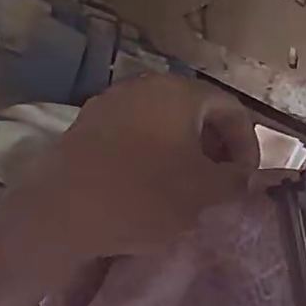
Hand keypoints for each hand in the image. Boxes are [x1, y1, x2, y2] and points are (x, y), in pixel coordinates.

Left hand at [12, 75, 259, 259]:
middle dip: (217, 147)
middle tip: (222, 182)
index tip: (246, 178)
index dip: (248, 144)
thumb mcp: (205, 192)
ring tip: (190, 189)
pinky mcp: (84, 128)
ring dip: (186, 152)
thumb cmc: (143, 196)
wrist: (56, 218)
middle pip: (197, 112)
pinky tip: (152, 188)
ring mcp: (110, 105)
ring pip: (165, 123)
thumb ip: (237, 180)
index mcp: (180, 92)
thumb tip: (249, 177)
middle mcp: (145, 87)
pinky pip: (135, 135)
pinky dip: (154, 155)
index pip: (232, 109)